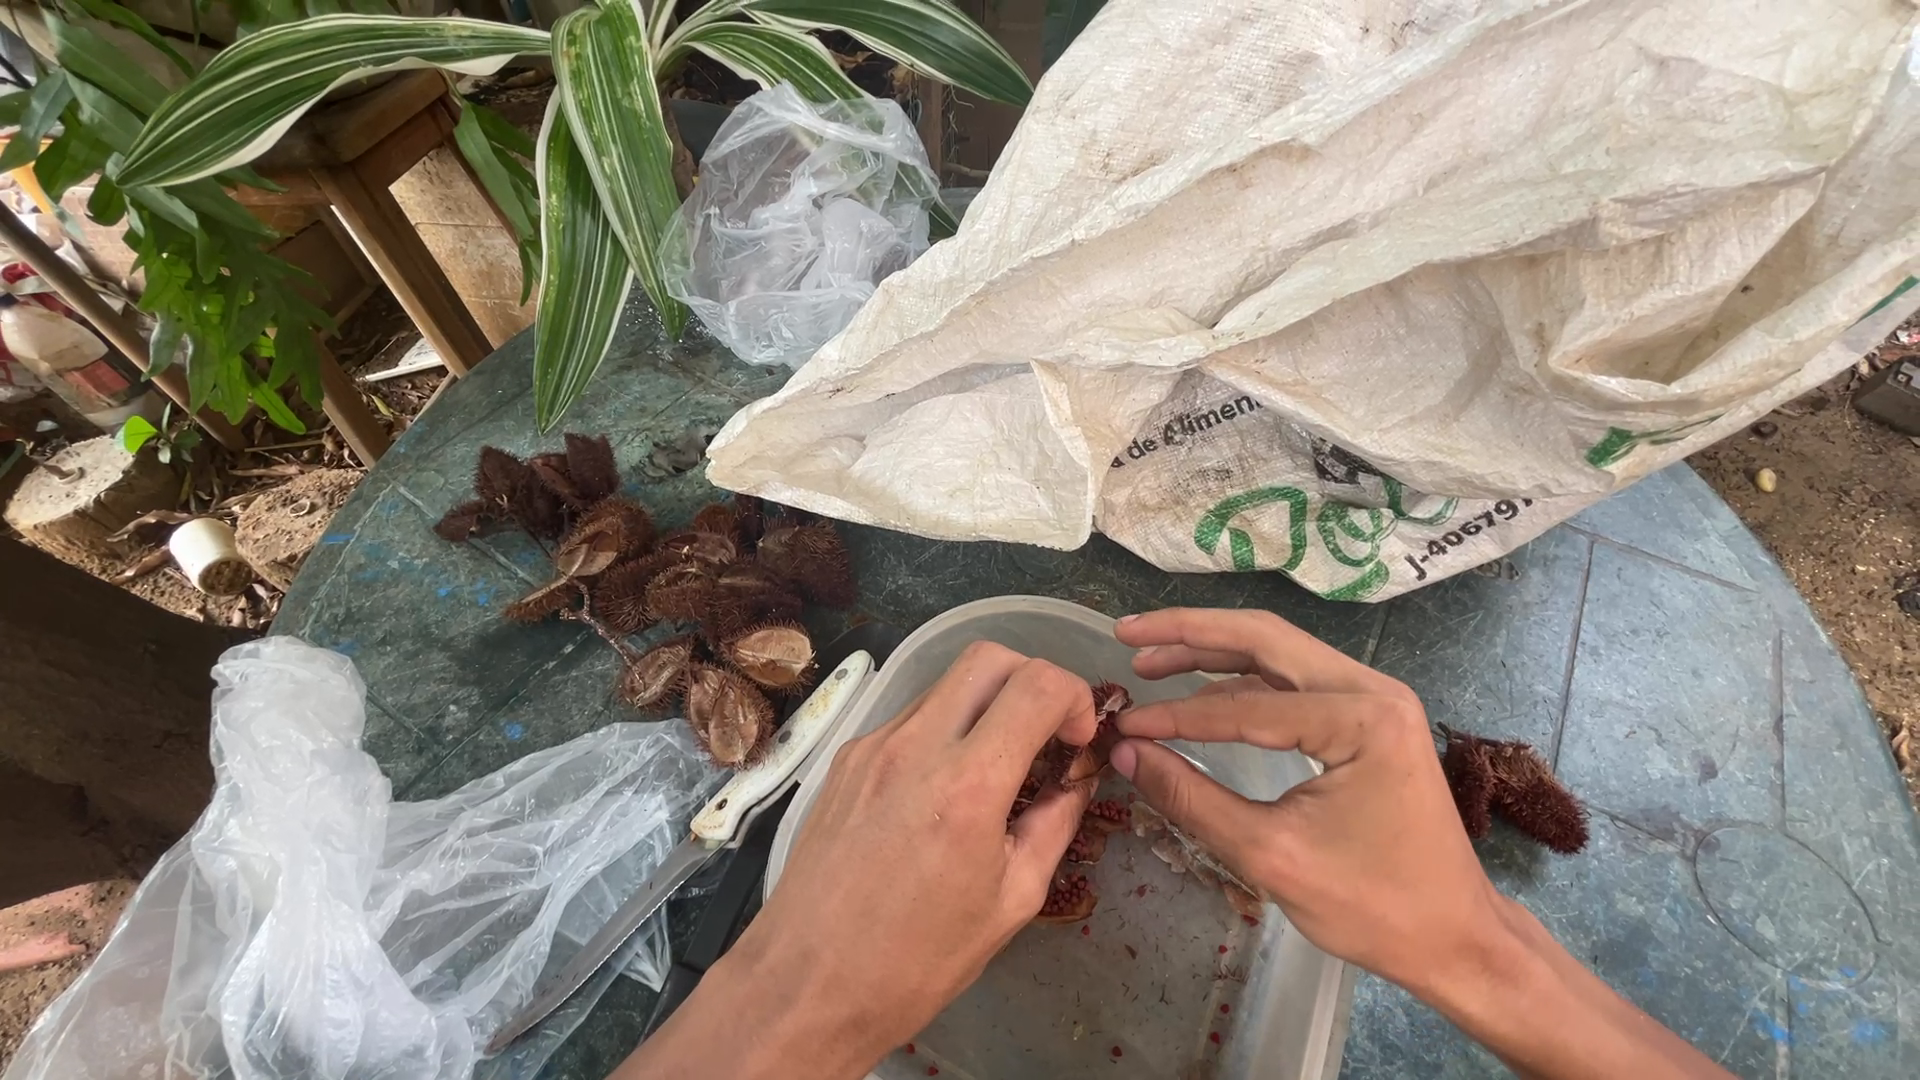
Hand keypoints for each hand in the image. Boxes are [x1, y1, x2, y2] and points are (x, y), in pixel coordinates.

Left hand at [616, 642, 1095, 1079]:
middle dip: (1031, 679)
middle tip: (1043, 733)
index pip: (1036, 684)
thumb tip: (1075, 776)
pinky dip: (944, 728)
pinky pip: (911, 715)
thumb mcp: (1012, 900)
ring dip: (986, 703)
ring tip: (994, 762)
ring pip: (946, 681)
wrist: (807, 982)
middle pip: (988, 655)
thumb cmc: (918, 960)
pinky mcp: (847, 754)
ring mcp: (874, 743)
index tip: (1075, 740)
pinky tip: (943, 783)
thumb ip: (1054, 822)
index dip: (1074, 697)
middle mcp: (916, 745)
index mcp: (968, 786)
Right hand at [1109, 608, 1731, 1079]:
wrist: (1460, 940)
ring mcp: (1371, 695)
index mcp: (1358, 718)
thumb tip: (1124, 753)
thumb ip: (1190, 799)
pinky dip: (1238, 680)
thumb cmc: (1374, 906)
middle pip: (1261, 636)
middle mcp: (1369, 687)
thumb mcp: (1270, 857)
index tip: (1122, 725)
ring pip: (1274, 651)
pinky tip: (1198, 690)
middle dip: (1188, 632)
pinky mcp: (1363, 713)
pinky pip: (1288, 680)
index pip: (1243, 705)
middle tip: (1127, 632)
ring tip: (1149, 658)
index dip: (1174, 716)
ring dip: (1209, 650)